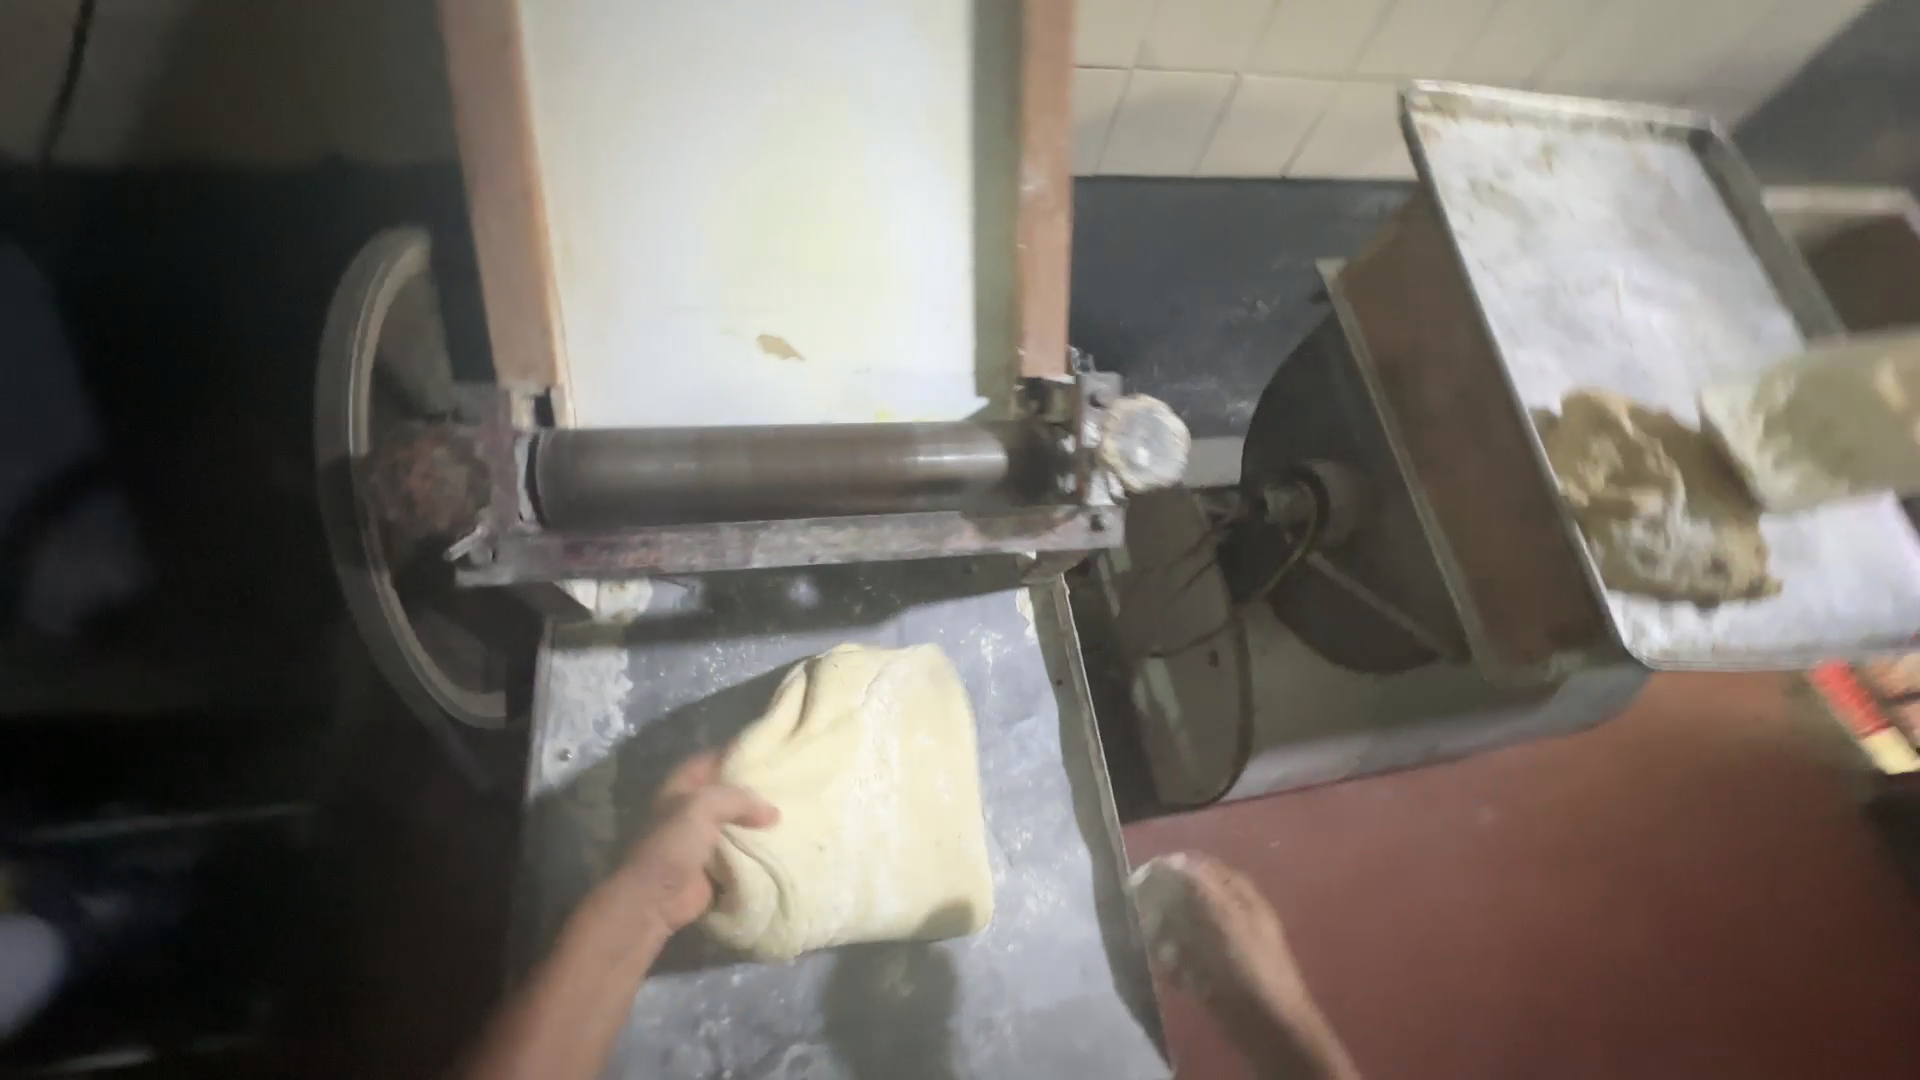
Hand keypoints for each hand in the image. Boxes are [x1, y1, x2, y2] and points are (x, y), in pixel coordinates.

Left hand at [615, 751, 779, 937]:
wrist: (654, 901)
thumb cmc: (673, 844)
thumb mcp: (704, 806)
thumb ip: (740, 799)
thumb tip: (773, 813)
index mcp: (682, 787)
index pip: (712, 759)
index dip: (737, 752)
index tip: (770, 751)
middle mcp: (692, 810)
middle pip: (729, 792)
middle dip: (756, 789)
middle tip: (789, 783)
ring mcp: (703, 840)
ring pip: (739, 823)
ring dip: (760, 822)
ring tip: (794, 811)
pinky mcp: (714, 866)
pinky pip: (743, 853)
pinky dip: (759, 850)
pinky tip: (784, 843)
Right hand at [1133, 853, 1305, 1010]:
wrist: (1271, 1028)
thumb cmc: (1248, 965)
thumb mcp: (1222, 916)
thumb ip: (1195, 883)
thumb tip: (1167, 861)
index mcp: (1234, 891)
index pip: (1192, 866)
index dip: (1164, 871)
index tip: (1137, 884)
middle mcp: (1226, 910)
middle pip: (1182, 896)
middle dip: (1161, 909)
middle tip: (1147, 924)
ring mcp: (1219, 942)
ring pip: (1179, 927)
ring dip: (1164, 938)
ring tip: (1162, 956)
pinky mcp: (1211, 970)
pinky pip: (1182, 956)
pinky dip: (1173, 964)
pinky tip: (1174, 976)